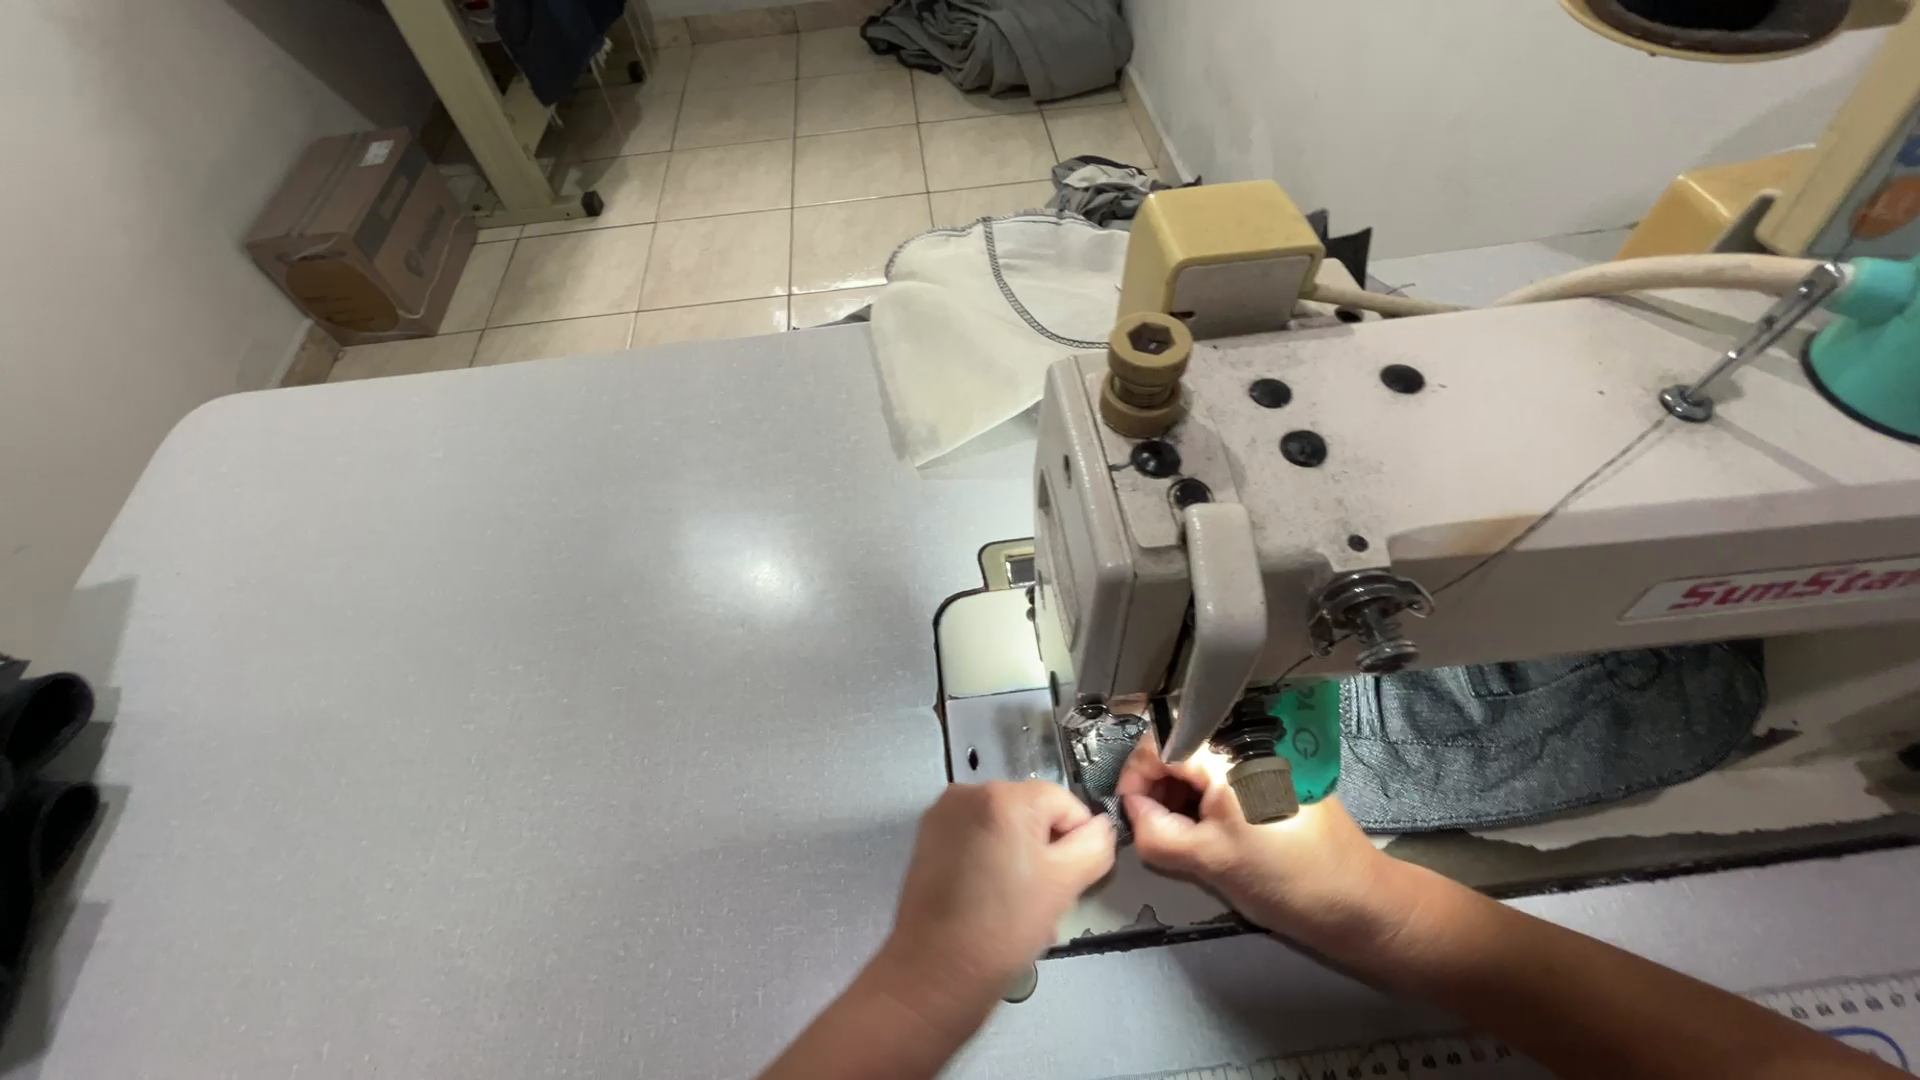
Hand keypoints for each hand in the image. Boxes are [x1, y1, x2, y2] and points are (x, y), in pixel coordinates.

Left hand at [877, 781, 1114, 1003]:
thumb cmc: (996, 933)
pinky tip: (991, 896)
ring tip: (1015, 901)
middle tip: (1042, 893)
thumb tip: (1102, 828)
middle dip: (1045, 849)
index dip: (1076, 841)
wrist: (937, 972)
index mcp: (1004, 798)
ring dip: (1019, 855)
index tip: (1068, 875)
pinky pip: (977, 835)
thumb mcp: (1065, 886)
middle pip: (1033, 811)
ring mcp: (945, 814)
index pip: (1066, 802)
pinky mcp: (930, 836)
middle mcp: (969, 794)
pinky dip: (990, 857)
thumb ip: (1096, 845)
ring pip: (1005, 825)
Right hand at [1117, 734, 1401, 952]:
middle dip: (1159, 785)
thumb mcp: (1208, 862)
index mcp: (1230, 754)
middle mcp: (1249, 741)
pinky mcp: (1280, 770)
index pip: (1160, 743)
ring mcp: (1268, 753)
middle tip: (1155, 825)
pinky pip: (1228, 771)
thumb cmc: (1288, 881)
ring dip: (1183, 792)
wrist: (1363, 905)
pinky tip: (1213, 829)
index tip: (1131, 809)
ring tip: (1185, 833)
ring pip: (1203, 760)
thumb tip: (1132, 810)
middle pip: (1181, 746)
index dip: (1136, 776)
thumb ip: (1156, 833)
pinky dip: (1210, 795)